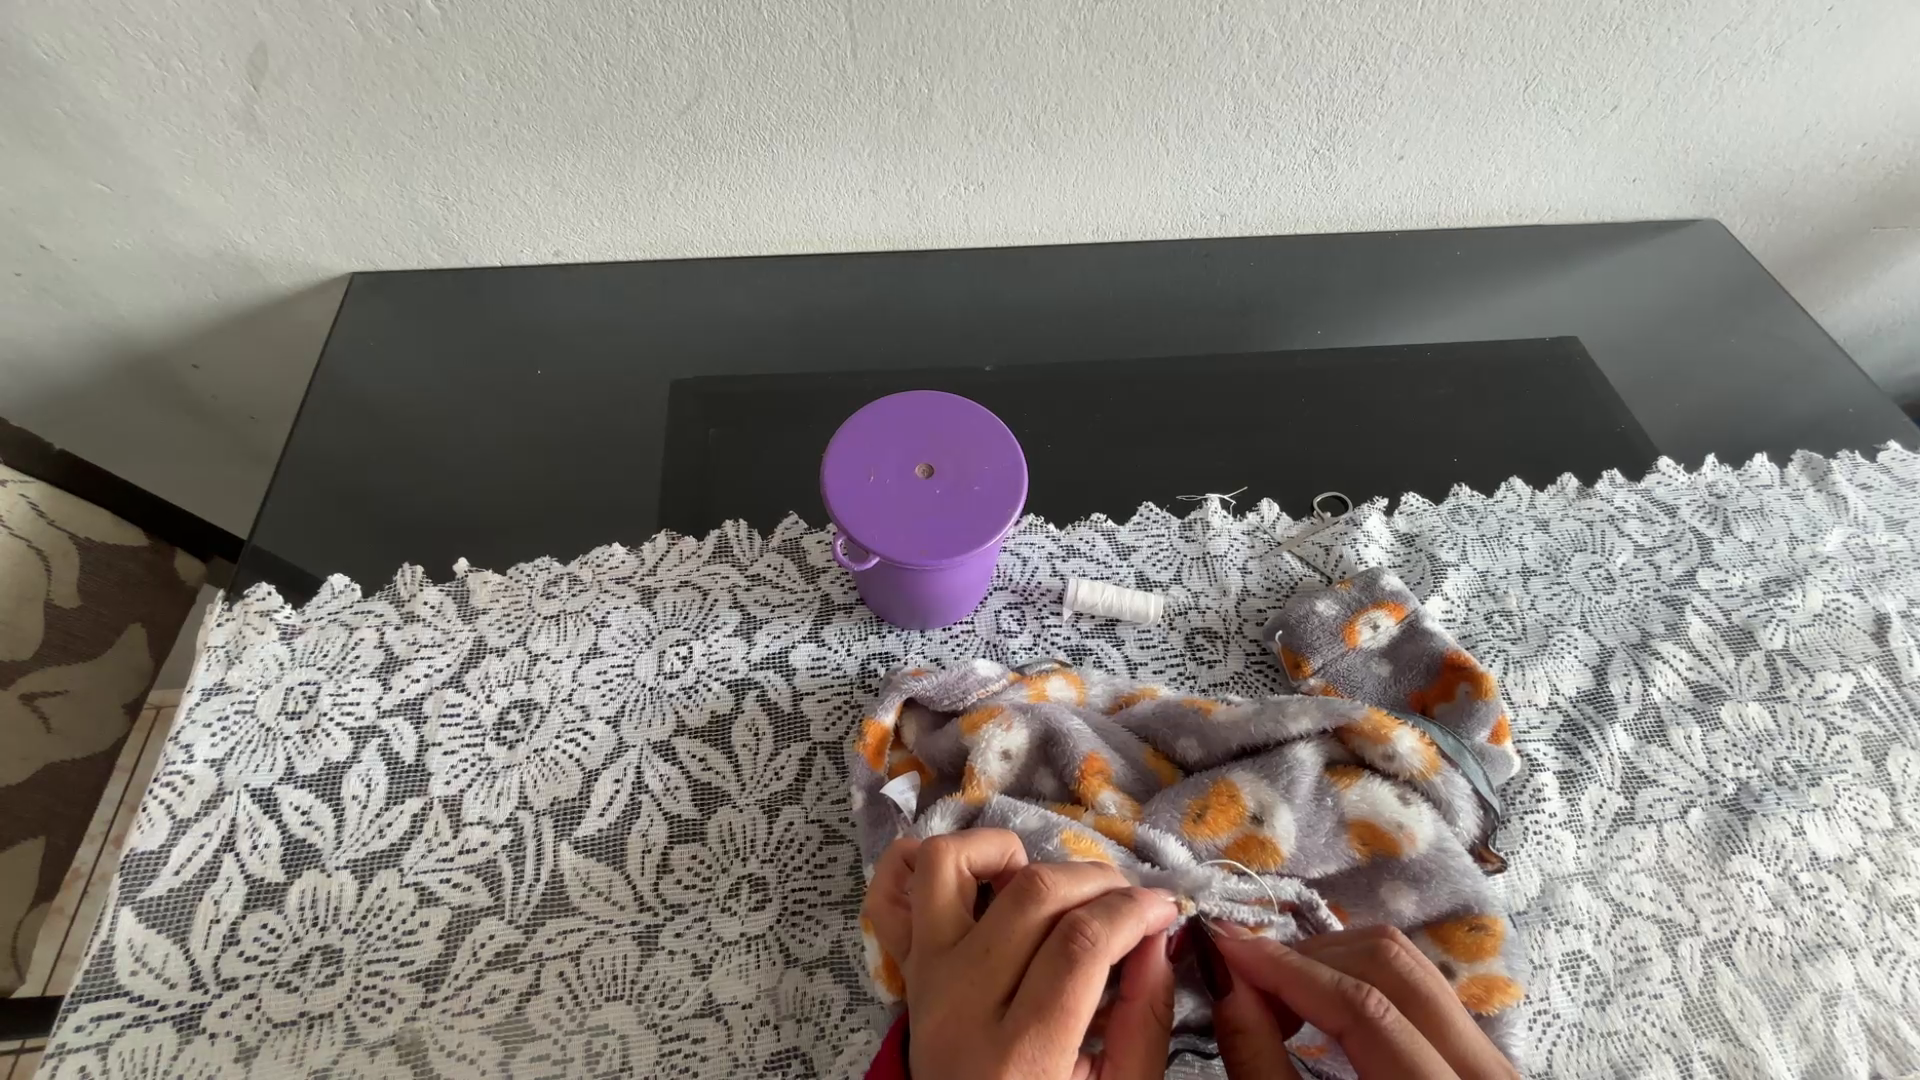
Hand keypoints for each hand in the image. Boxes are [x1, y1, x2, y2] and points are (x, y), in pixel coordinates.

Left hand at [860, 830, 1179, 1079]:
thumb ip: (1143, 1021)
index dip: (1132, 910)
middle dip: (1094, 880)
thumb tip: (1157, 934)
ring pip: (950, 863)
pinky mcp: (904, 962)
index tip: (1163, 907)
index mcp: (1020, 1057)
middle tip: (1127, 897)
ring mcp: (922, 975)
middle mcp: (959, 1002)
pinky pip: (894, 883)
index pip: (1080, 945)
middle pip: (1031, 895)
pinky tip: (985, 881)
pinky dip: (937, 860)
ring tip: (1046, 889)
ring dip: (1007, 854)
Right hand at [1201, 924, 1518, 1079]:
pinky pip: (1417, 987)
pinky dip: (1355, 976)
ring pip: (1407, 964)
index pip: (1362, 1008)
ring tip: (1280, 995)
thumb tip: (1222, 972)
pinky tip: (1318, 1007)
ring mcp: (1497, 1069)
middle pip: (1390, 963)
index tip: (1222, 944)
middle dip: (1306, 957)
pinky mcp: (1483, 1062)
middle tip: (1248, 982)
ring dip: (1329, 960)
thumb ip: (1259, 1059)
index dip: (1284, 967)